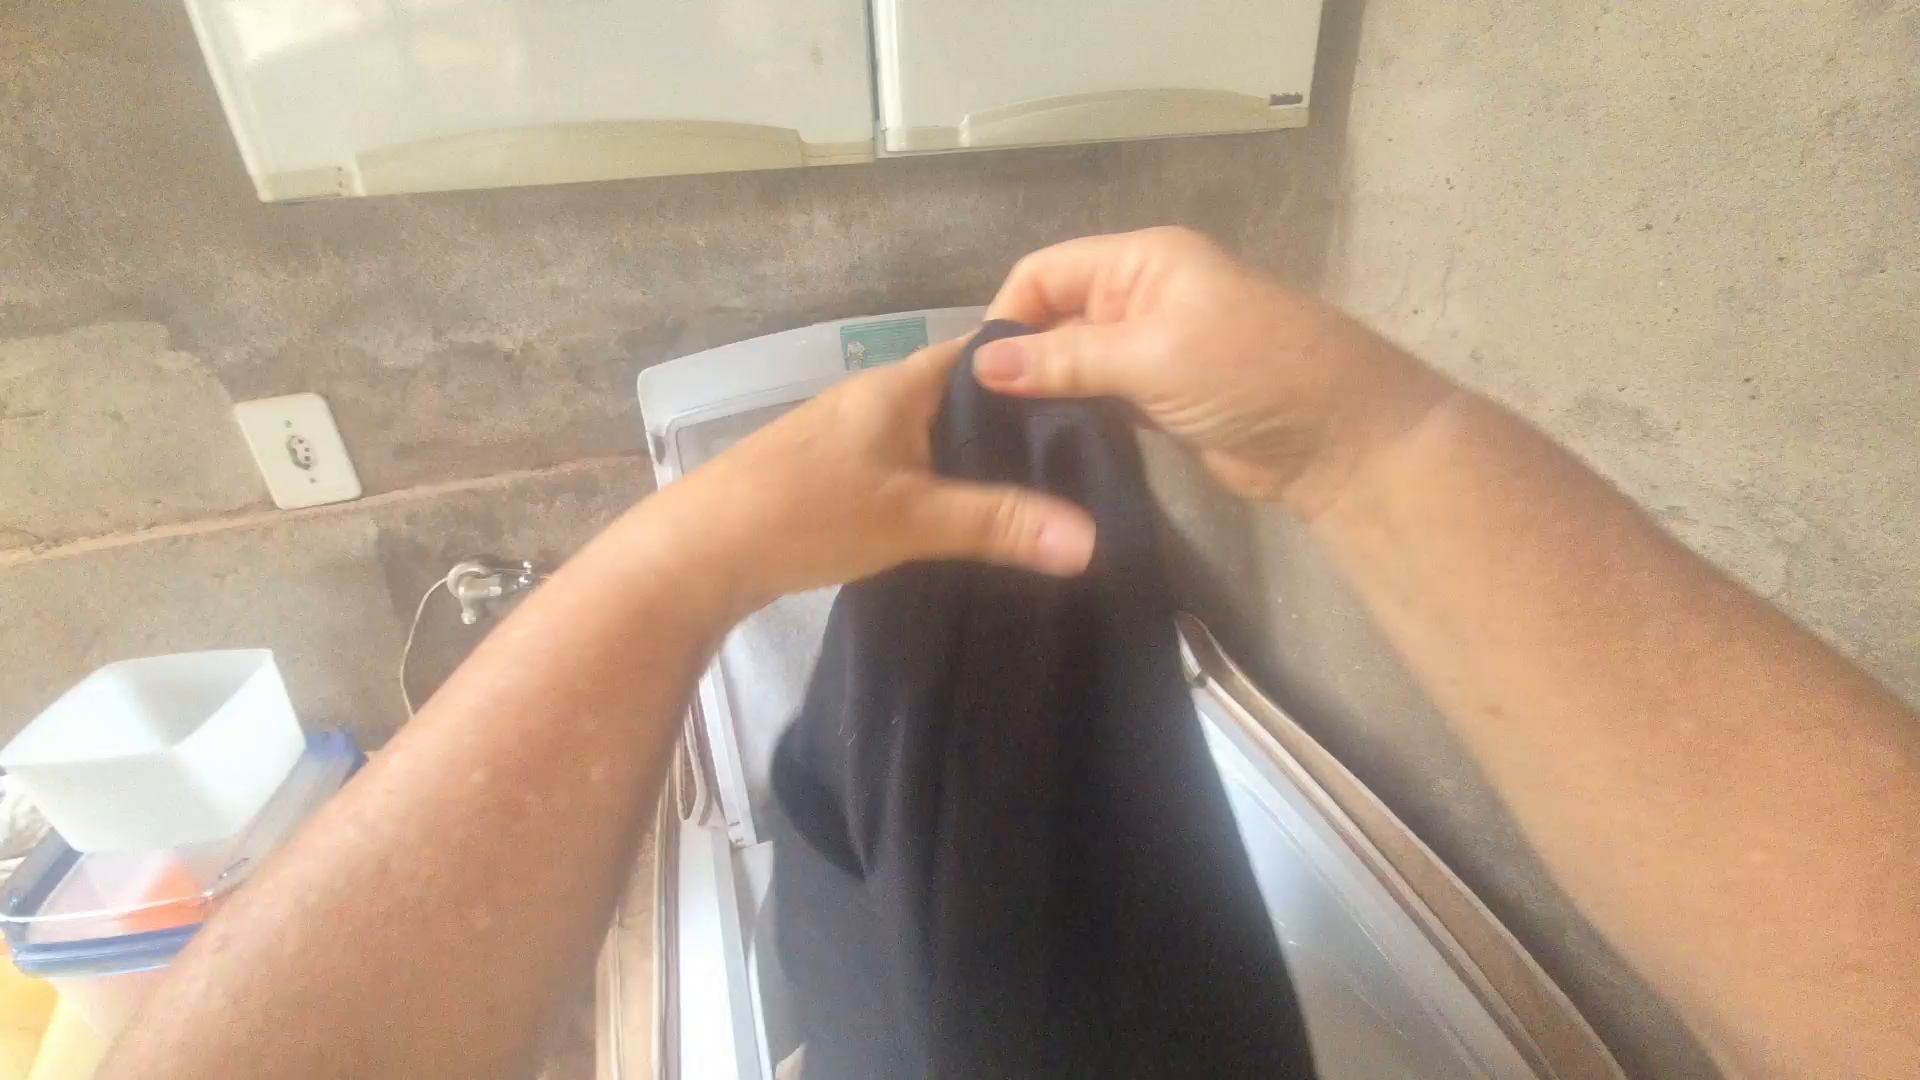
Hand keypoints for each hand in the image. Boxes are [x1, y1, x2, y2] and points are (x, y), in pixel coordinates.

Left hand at [641, 337, 1097, 616]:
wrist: (703, 550)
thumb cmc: (809, 513)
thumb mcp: (913, 518)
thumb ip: (999, 523)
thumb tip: (1091, 541)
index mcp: (899, 386)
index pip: (982, 353)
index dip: (1033, 367)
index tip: (1086, 396)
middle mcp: (875, 397)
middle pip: (960, 394)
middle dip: (1012, 419)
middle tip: (1073, 453)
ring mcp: (850, 433)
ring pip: (930, 431)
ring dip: (973, 452)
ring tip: (1031, 482)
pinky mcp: (834, 469)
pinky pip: (905, 460)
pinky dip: (938, 476)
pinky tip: (959, 509)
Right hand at [977, 227, 1454, 515]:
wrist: (1333, 438)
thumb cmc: (1248, 372)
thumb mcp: (1151, 355)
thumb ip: (1065, 359)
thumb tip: (982, 364)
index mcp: (1139, 261)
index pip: (1045, 273)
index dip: (1007, 315)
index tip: (978, 376)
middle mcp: (1136, 297)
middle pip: (1054, 317)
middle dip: (1019, 357)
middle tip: (983, 414)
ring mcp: (1146, 349)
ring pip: (1072, 361)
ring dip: (1043, 390)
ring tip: (1003, 432)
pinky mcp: (1154, 396)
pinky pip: (1096, 396)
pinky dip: (1073, 412)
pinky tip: (1044, 440)